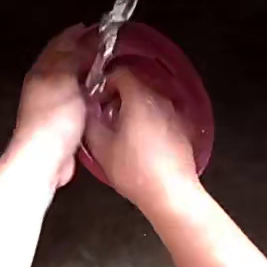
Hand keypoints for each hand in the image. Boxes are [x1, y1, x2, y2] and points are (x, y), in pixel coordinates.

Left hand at [11, 25, 91, 186]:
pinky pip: (78, 100)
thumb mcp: (63, 78)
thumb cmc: (52, 120)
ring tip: (108, 66)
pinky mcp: (62, 122)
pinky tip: (101, 95)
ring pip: (72, 81)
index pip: (59, 44)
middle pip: (65, 61)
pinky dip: (89, 93)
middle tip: (107, 45)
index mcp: (42, 72)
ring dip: (87, 72)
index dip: (77, 34)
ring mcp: (52, 105)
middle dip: (84, 50)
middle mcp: (44, 86)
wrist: (45, 158)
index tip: (97, 27)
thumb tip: (80, 40)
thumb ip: (71, 57)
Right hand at [83, 67, 198, 211]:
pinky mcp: (181, 131)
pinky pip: (160, 117)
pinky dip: (146, 123)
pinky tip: (137, 145)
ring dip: (131, 110)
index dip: (104, 83)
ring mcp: (174, 116)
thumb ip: (90, 121)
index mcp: (139, 99)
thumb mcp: (100, 146)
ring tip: (118, 132)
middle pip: (136, 86)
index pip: (122, 73)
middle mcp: (160, 101)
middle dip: (116, 97)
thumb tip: (86, 111)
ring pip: (148, 102)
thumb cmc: (136, 171)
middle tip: (103, 116)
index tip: (97, 98)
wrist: (169, 193)